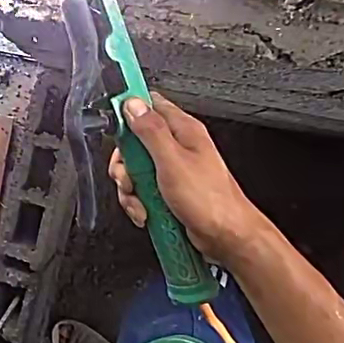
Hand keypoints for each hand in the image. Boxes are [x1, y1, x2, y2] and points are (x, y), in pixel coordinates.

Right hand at [110, 92, 270, 264]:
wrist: (226, 237)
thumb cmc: (211, 201)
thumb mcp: (173, 161)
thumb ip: (151, 131)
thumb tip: (133, 105)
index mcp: (182, 130)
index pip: (148, 105)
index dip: (128, 110)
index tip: (117, 129)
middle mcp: (177, 147)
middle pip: (134, 142)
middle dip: (125, 163)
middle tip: (131, 177)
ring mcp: (172, 169)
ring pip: (134, 169)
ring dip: (131, 188)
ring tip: (142, 200)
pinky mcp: (168, 189)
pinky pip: (142, 189)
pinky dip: (139, 202)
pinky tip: (147, 211)